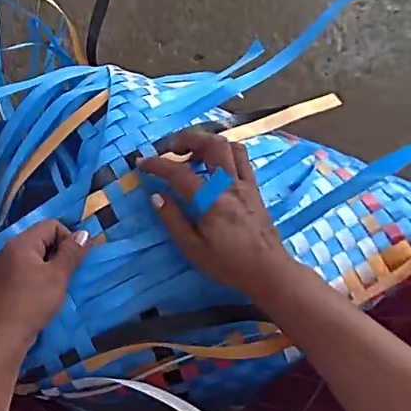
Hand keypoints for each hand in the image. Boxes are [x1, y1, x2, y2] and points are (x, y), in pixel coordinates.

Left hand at [0, 220, 88, 349]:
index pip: (51, 225)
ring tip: (57, 287)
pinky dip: (39, 277)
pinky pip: (26, 270)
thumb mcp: (57, 276)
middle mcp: (10, 249)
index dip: (68, 238)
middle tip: (67, 275)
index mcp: (21, 242)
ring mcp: (5, 267)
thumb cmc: (32, 302)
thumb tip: (84, 233)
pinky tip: (44, 295)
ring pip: (35, 256)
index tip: (74, 261)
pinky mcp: (4, 283)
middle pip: (42, 238)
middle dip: (59, 253)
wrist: (2, 336)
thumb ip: (71, 253)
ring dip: (50, 267)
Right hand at [139, 131, 313, 303]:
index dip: (157, 164)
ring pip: (231, 146)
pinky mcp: (255, 190)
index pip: (179, 173)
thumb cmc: (228, 264)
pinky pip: (242, 160)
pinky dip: (225, 153)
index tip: (141, 163)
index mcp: (211, 201)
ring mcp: (246, 185)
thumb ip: (173, 220)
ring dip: (209, 143)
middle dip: (187, 139)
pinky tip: (214, 165)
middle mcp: (230, 186)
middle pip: (212, 145)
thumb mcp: (193, 248)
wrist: (269, 271)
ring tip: (192, 153)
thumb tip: (156, 196)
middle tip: (169, 148)